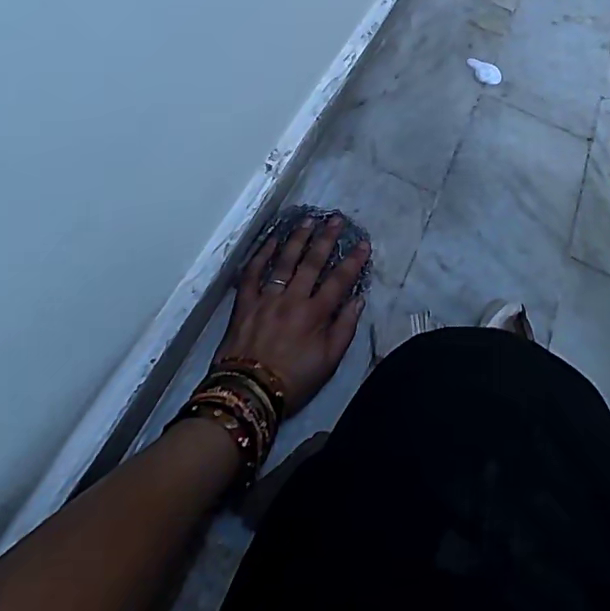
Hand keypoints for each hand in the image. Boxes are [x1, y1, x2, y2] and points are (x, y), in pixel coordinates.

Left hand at [214, 214, 369, 413]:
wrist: (249, 391)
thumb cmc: (294, 381)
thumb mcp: (329, 362)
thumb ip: (345, 329)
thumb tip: (358, 300)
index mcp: (316, 314)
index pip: (339, 280)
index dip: (353, 260)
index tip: (363, 243)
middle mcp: (293, 298)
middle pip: (313, 262)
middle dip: (327, 238)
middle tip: (337, 220)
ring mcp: (267, 297)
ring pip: (285, 260)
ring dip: (298, 238)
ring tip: (308, 220)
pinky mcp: (246, 301)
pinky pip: (253, 271)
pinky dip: (262, 253)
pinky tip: (271, 239)